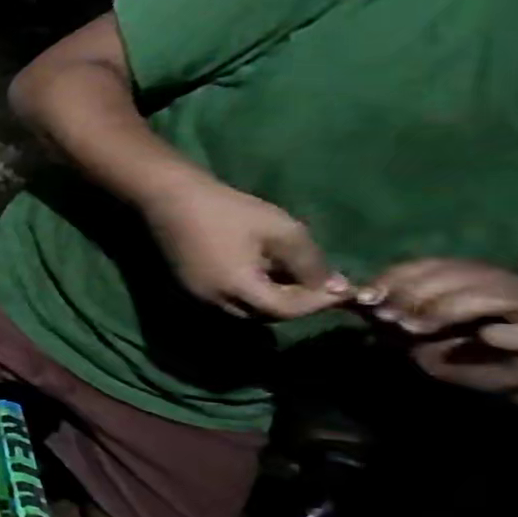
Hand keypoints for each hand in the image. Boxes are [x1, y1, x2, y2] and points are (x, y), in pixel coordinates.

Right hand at [142, 178, 350, 319]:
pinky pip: (224, 301)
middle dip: (296, 304)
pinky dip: (247, 295)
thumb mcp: (282, 231)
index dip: (320, 302)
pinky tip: (257, 276)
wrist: (170, 201)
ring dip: (269, 302)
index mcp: (237, 287)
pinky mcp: (187, 286)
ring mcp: (196, 294)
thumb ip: (311, 263)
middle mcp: (213, 299)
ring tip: (289, 280)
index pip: (287, 310)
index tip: (347, 289)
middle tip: (320, 284)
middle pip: (263, 316)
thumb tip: (336, 286)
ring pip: (242, 310)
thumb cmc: (228, 212)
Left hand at [358, 259, 517, 410]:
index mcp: (466, 280)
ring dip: (447, 308)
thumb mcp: (407, 328)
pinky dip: (513, 334)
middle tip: (387, 316)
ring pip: (493, 293)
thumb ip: (384, 310)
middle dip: (412, 293)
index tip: (365, 297)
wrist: (509, 377)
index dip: (393, 278)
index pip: (427, 266)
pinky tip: (489, 335)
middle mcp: (501, 286)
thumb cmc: (449, 348)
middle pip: (457, 274)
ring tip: (415, 328)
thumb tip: (342, 295)